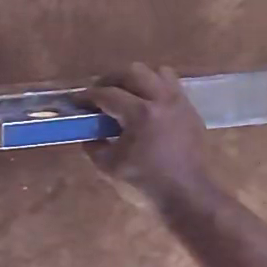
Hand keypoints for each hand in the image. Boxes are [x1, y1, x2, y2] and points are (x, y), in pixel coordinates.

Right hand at [82, 63, 214, 208]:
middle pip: (132, 72)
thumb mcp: (109, 167)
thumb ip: (94, 145)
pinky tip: (147, 106)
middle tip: (99, 94)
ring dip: (137, 80)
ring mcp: (179, 102)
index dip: (87, 96)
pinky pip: (172, 87)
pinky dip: (156, 89)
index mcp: (139, 113)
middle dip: (111, 80)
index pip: (107, 94)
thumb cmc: (145, 183)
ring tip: (127, 95)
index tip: (76, 102)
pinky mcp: (190, 110)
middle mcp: (161, 100)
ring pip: (156, 73)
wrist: (186, 194)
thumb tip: (88, 134)